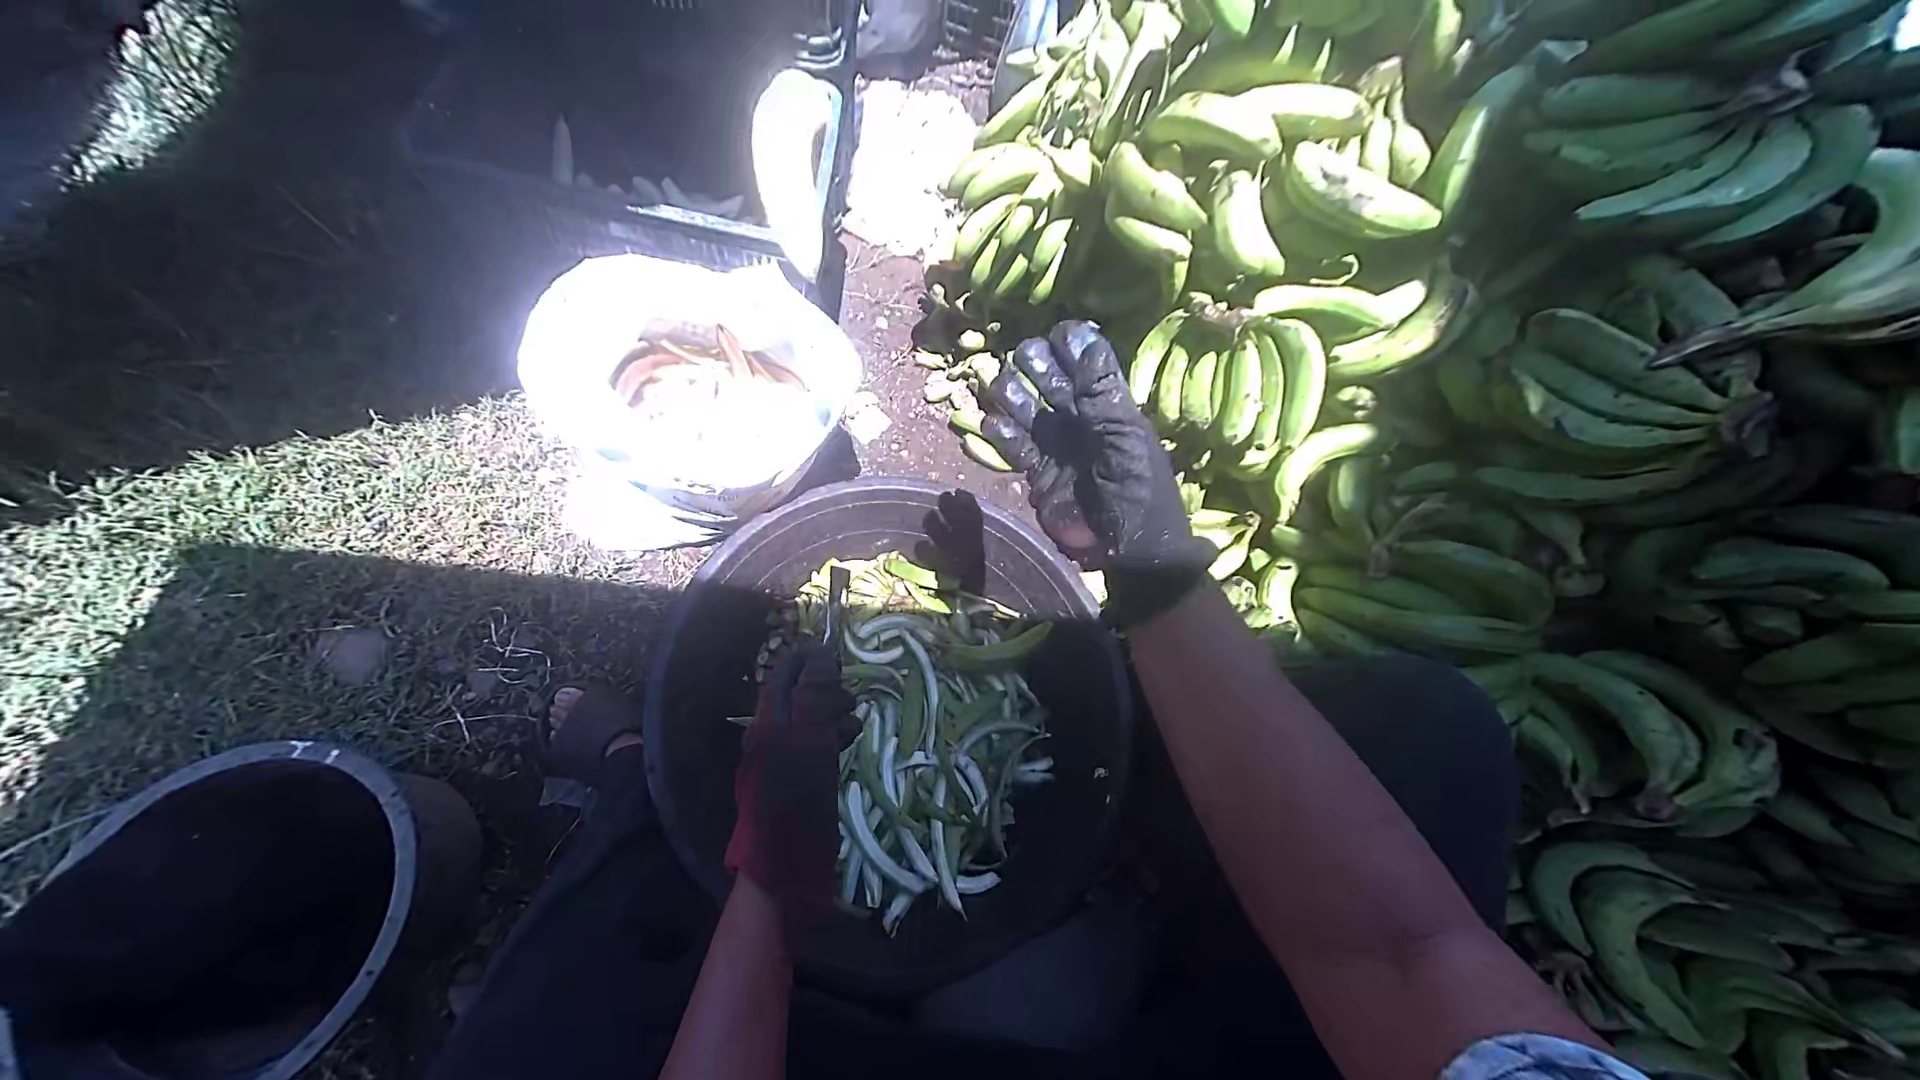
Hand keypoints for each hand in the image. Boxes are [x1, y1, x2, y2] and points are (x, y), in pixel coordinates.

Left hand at [725, 644, 857, 914]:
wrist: (781, 869)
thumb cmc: (795, 800)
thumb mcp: (808, 741)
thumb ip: (813, 698)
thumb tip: (821, 653)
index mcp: (767, 721)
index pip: (783, 673)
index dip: (808, 658)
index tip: (839, 657)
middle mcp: (771, 735)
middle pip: (799, 694)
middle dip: (826, 688)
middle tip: (849, 697)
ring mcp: (783, 758)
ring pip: (810, 719)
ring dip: (833, 713)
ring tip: (853, 721)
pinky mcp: (797, 778)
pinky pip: (815, 744)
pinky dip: (833, 737)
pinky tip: (849, 742)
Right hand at [982, 320, 1215, 627]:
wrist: (1126, 547)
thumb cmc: (1136, 489)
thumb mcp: (1125, 438)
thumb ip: (1102, 394)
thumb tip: (1087, 339)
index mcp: (1109, 411)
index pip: (1087, 370)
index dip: (1073, 350)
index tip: (1058, 332)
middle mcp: (1081, 425)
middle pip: (1053, 386)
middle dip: (1038, 367)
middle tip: (1024, 354)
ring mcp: (1058, 450)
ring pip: (1030, 414)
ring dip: (1015, 397)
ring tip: (1000, 381)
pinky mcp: (1040, 475)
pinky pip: (1017, 449)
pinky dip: (1004, 436)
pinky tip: (992, 422)